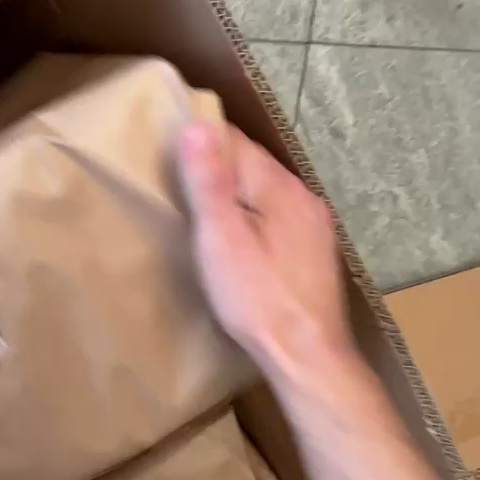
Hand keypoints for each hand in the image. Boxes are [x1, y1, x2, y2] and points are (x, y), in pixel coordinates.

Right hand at [177, 120, 354, 381]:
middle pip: (252, 167)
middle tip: (176, 183)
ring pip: (265, 195)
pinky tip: (236, 242)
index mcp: (280, 188)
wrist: (305, 353)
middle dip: (216, 169)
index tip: (167, 152)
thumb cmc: (257, 298)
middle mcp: (304, 198)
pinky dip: (252, 219)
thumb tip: (196, 126)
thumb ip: (209, 183)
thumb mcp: (221, 239)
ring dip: (235, 196)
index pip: (235, 142)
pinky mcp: (312, 253)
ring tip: (201, 212)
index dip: (200, 143)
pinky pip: (275, 219)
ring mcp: (313, 227)